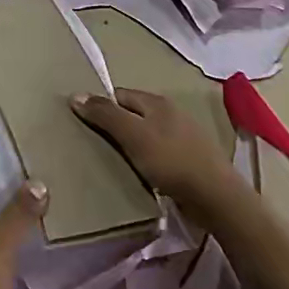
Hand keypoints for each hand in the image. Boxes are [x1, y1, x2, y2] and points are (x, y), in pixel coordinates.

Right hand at [71, 88, 242, 208]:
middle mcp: (171, 113)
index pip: (120, 95)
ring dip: (129, 144)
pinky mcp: (187, 158)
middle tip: (92, 145)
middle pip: (133, 113)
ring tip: (111, 161)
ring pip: (145, 134)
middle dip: (114, 125)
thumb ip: (106, 115)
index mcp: (158, 102)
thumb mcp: (133, 135)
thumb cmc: (170, 160)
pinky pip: (157, 152)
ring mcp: (182, 135)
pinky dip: (144, 159)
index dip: (101, 106)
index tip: (82, 124)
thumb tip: (76, 95)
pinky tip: (138, 173)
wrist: (213, 194)